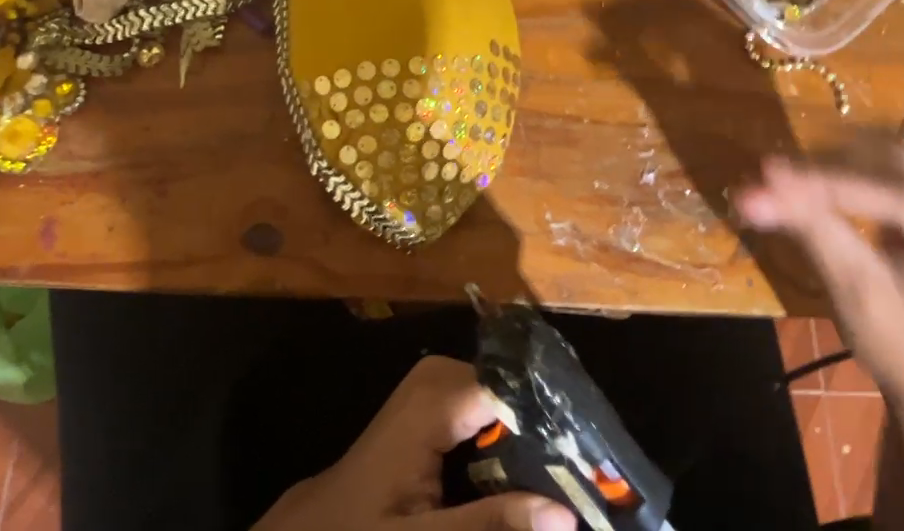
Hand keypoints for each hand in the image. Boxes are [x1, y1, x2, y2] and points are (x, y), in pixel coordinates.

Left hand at [252, 356, 576, 530]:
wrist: (308, 530)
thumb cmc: (358, 530)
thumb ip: (488, 525)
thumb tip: (566, 515)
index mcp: (429, 408)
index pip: (505, 388)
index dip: (552, 417)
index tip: (595, 452)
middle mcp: (433, 386)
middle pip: (508, 389)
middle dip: (549, 424)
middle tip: (593, 469)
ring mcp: (431, 394)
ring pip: (499, 398)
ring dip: (533, 434)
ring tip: (577, 468)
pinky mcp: (431, 411)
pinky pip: (483, 411)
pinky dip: (509, 439)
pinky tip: (533, 469)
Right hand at [733, 150, 903, 409]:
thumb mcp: (858, 298)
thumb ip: (817, 236)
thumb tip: (753, 192)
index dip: (832, 183)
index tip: (769, 170)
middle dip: (838, 167)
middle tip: (778, 173)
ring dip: (848, 164)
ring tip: (798, 180)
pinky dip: (864, 172)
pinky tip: (830, 186)